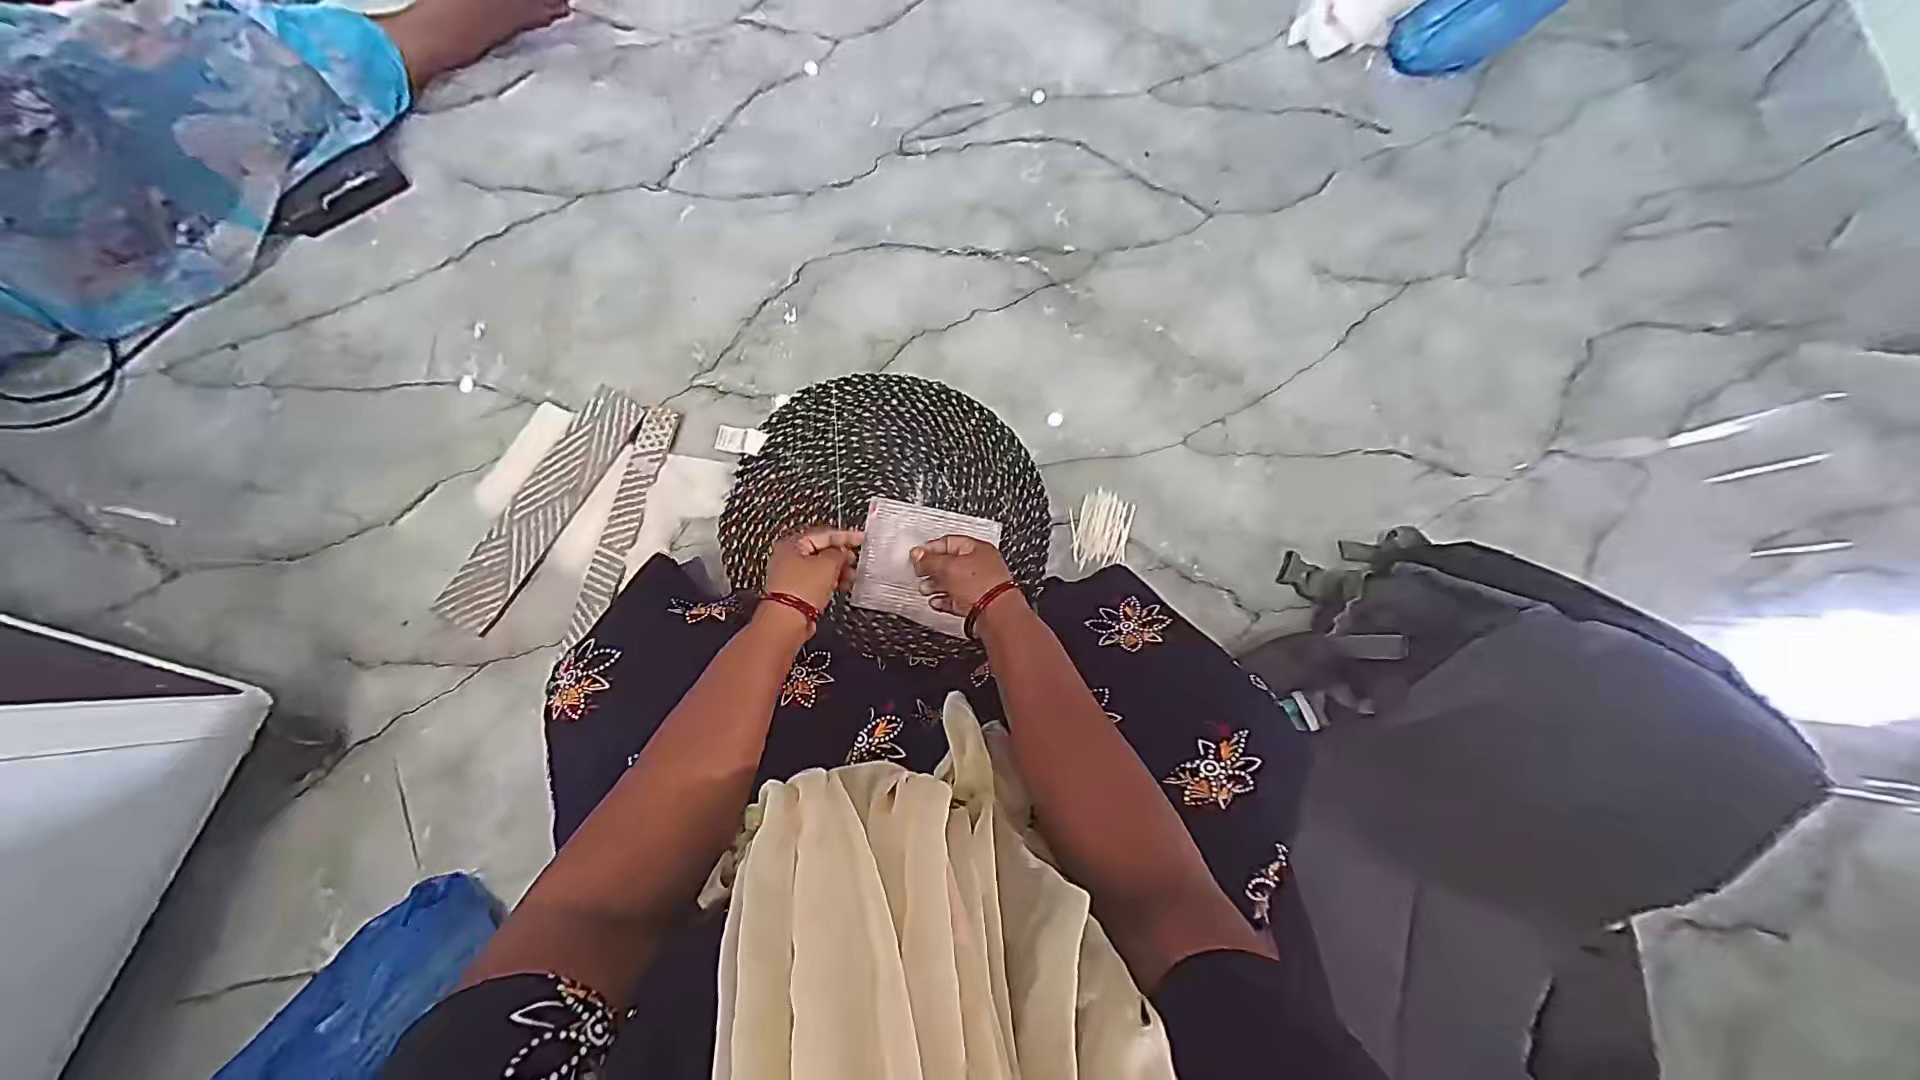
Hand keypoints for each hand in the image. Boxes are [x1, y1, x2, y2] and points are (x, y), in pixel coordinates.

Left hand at [763, 527, 863, 612]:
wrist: (787, 620)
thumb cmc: (800, 590)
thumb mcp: (828, 564)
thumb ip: (839, 553)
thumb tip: (843, 552)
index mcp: (793, 543)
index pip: (824, 534)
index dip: (846, 536)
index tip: (860, 539)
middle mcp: (789, 557)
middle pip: (822, 550)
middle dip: (842, 556)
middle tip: (855, 560)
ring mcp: (791, 574)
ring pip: (821, 567)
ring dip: (838, 571)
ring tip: (850, 577)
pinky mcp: (796, 590)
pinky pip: (817, 581)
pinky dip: (830, 582)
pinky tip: (840, 586)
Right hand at [911, 535, 1014, 616]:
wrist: (996, 615)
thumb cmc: (982, 586)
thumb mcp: (948, 566)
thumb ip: (929, 560)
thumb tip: (918, 555)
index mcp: (978, 549)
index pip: (949, 542)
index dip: (931, 548)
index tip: (917, 555)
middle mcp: (981, 566)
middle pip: (950, 563)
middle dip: (932, 569)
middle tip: (920, 573)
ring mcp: (980, 585)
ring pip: (952, 583)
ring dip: (936, 586)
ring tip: (925, 589)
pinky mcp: (977, 603)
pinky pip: (957, 599)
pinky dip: (944, 600)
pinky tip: (936, 601)